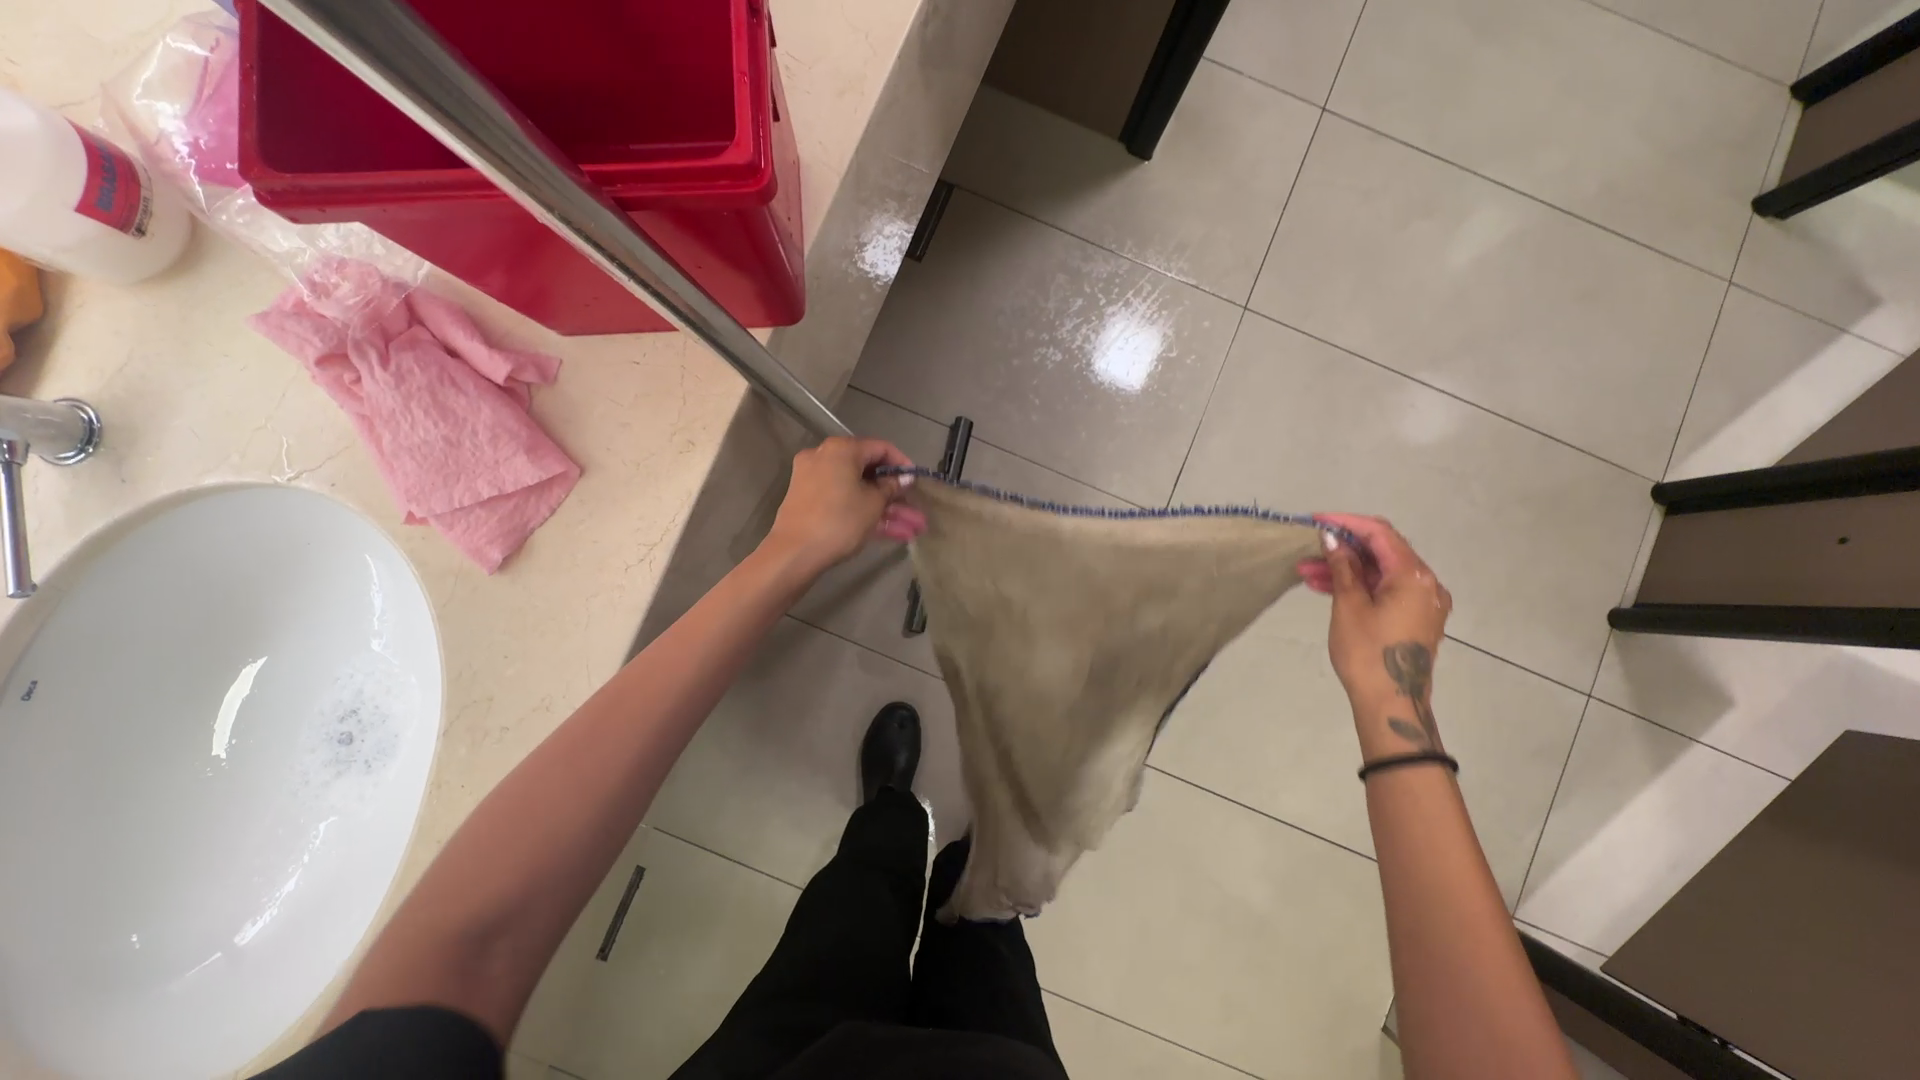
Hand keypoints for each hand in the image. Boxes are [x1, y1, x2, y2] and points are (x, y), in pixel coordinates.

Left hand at [763, 436, 926, 575]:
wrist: (794, 552)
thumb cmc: (840, 521)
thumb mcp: (873, 504)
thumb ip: (891, 487)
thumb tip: (904, 479)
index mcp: (841, 449)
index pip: (880, 448)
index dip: (902, 464)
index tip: (917, 482)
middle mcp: (824, 457)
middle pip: (868, 471)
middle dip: (895, 494)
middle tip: (916, 510)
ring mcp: (814, 479)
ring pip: (857, 490)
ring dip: (884, 508)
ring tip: (911, 529)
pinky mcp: (808, 500)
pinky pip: (843, 500)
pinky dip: (863, 512)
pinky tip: (891, 532)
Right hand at [1298, 514, 1451, 753]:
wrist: (1391, 704)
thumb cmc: (1366, 652)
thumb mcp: (1348, 605)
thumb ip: (1343, 567)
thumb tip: (1334, 539)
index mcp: (1414, 575)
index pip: (1380, 534)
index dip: (1346, 523)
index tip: (1316, 521)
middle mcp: (1427, 583)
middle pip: (1383, 552)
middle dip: (1343, 550)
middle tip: (1305, 554)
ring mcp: (1424, 602)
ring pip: (1382, 573)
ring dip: (1347, 571)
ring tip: (1307, 575)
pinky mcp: (1417, 618)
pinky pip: (1387, 591)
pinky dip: (1361, 586)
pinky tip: (1329, 590)